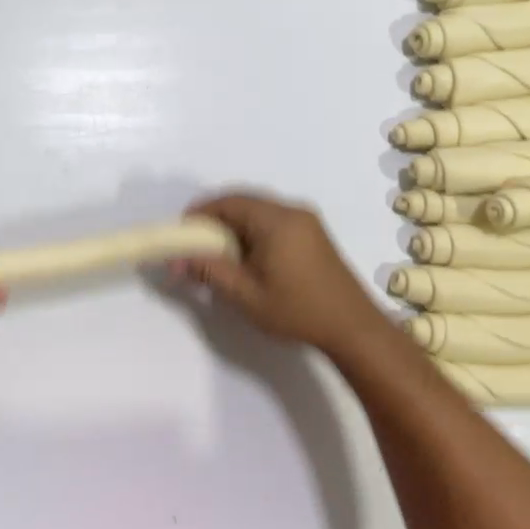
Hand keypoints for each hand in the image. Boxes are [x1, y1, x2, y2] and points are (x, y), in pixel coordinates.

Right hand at [181, 193, 388, 353]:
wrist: (352, 327)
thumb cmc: (297, 310)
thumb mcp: (246, 295)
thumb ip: (210, 271)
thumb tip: (176, 260)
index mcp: (276, 221)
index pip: (229, 201)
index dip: (201, 212)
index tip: (181, 232)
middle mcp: (293, 211)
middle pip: (244, 202)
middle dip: (215, 219)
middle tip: (194, 245)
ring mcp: (306, 222)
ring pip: (258, 212)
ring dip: (233, 226)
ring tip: (215, 254)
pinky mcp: (313, 234)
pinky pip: (273, 222)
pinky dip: (251, 232)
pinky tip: (244, 257)